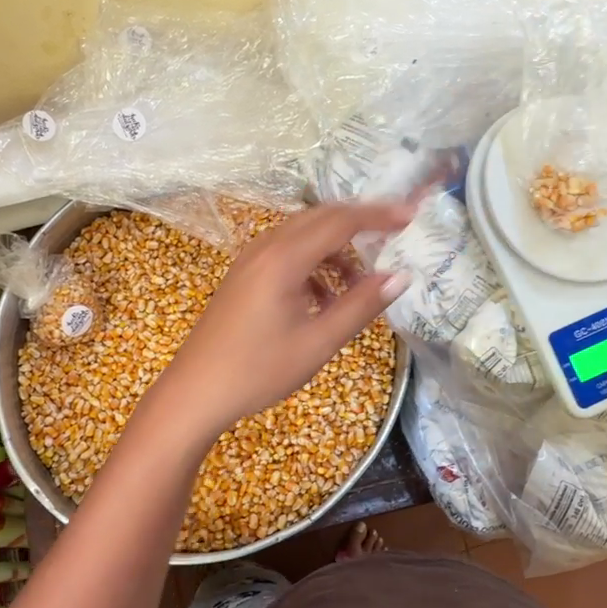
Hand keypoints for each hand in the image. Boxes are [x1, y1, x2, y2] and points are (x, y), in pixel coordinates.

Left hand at [150, 201, 414, 439]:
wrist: (195, 392)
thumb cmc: (258, 370)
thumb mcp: (318, 342)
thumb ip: (361, 305)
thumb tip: (401, 276)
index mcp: (284, 258)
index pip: (341, 221)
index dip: (379, 215)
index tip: (412, 216)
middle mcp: (266, 247)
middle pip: (321, 218)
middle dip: (360, 223)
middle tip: (395, 235)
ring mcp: (250, 259)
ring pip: (303, 235)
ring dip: (335, 248)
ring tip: (360, 284)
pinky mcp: (243, 274)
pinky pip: (286, 252)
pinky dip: (313, 263)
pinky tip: (324, 299)